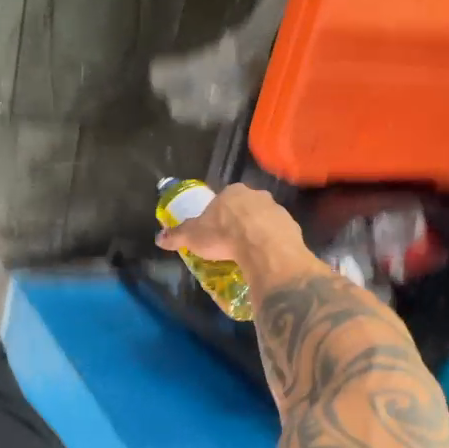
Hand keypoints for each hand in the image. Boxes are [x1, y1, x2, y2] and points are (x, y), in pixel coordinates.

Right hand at [155, 183, 304, 262]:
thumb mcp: (191, 236)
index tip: (211, 229)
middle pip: (242, 206)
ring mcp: (276, 209)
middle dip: (235, 220)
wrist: (263, 247)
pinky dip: (268, 242)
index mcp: (231, 192)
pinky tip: (260, 255)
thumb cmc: (223, 235)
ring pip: (261, 218)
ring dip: (253, 230)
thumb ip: (175, 235)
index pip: (221, 199)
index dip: (215, 214)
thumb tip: (158, 238)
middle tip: (227, 241)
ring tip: (244, 251)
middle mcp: (256, 195)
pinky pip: (275, 233)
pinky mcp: (290, 225)